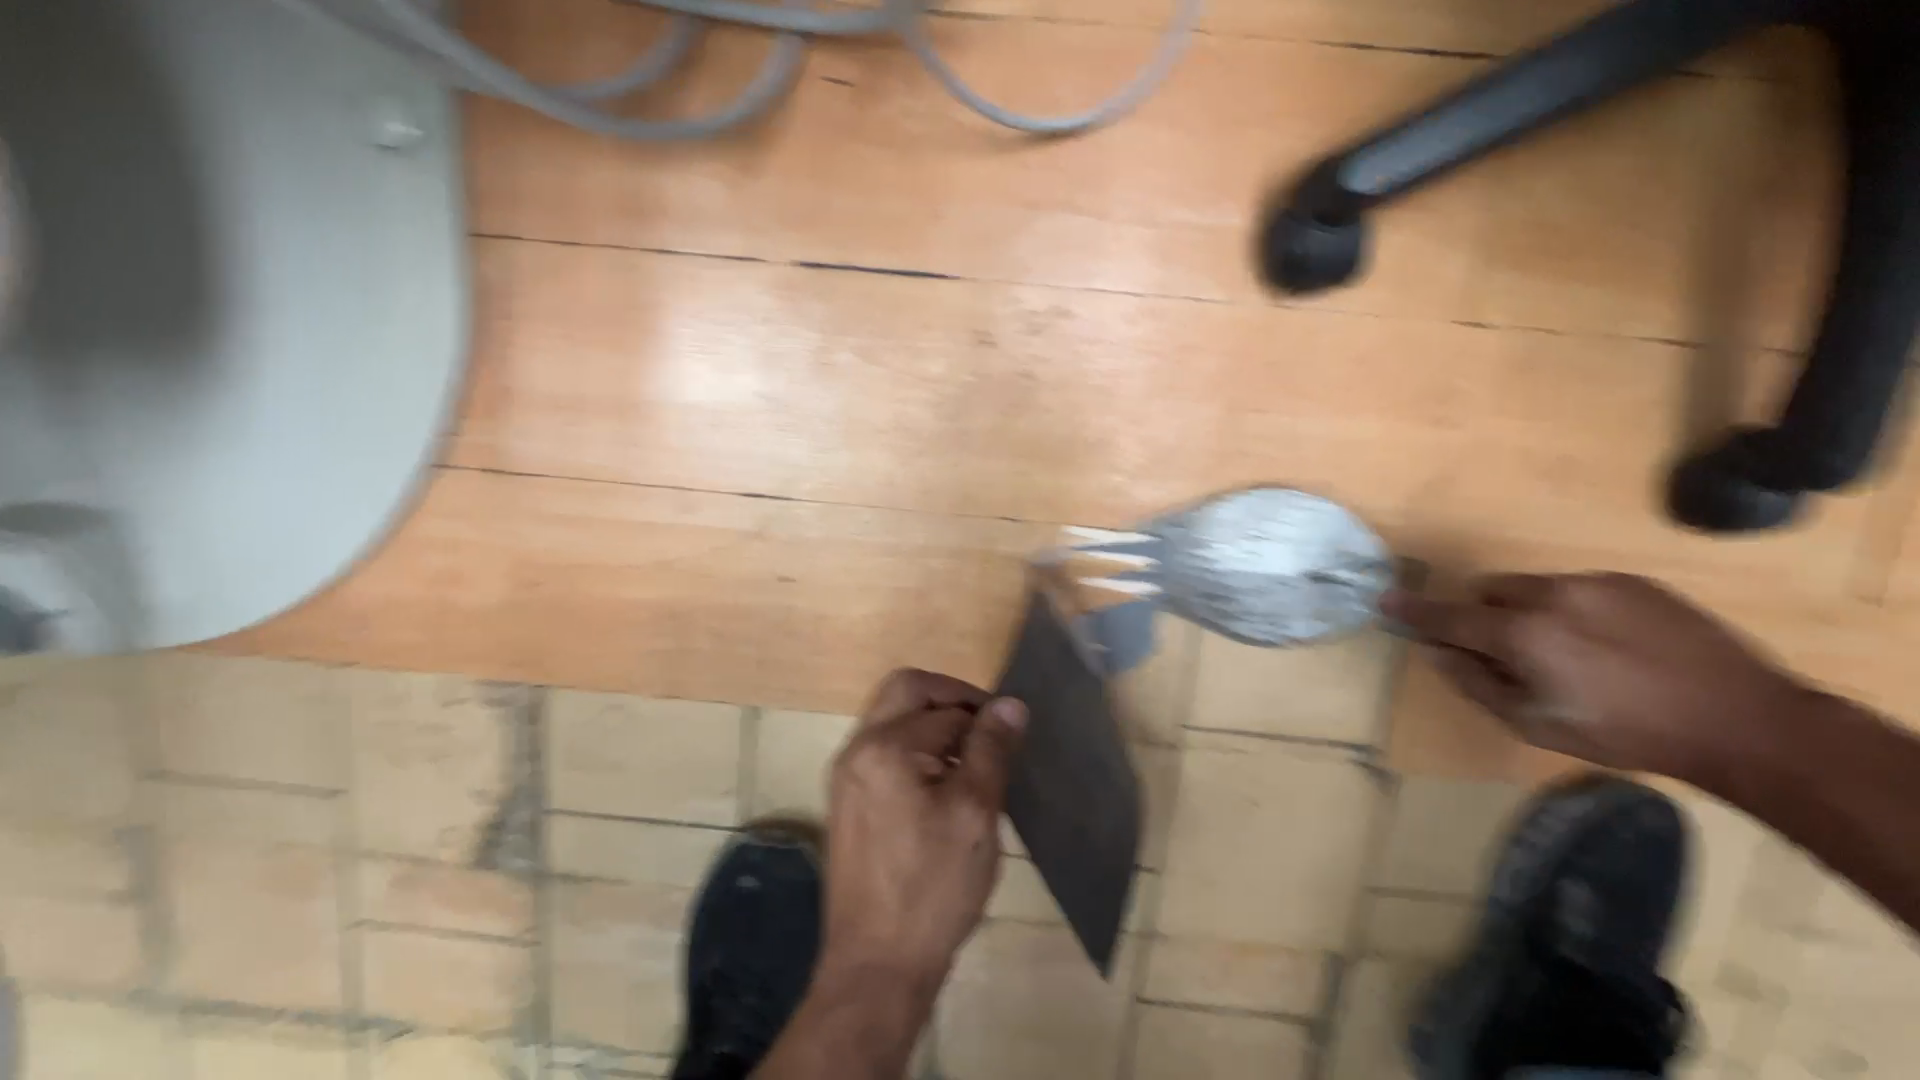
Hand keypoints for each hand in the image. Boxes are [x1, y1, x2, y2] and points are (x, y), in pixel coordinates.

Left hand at [821, 668, 1027, 989]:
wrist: (877, 965)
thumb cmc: (933, 888)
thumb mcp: (975, 813)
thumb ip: (991, 750)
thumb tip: (1010, 703)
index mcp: (883, 747)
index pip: (943, 703)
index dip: (984, 712)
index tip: (1014, 735)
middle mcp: (855, 751)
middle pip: (905, 693)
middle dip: (951, 702)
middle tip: (990, 733)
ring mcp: (845, 779)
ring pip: (892, 723)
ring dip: (934, 728)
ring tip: (973, 766)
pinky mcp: (847, 806)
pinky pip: (884, 754)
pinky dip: (916, 754)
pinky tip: (944, 791)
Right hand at [1383, 572, 1806, 782]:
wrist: (1740, 720)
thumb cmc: (1625, 734)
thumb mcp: (1536, 724)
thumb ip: (1477, 685)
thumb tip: (1439, 654)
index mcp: (1522, 635)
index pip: (1450, 616)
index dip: (1414, 612)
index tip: (1387, 601)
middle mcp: (1551, 596)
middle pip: (1489, 591)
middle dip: (1485, 617)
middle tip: (1510, 655)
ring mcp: (1596, 584)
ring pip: (1534, 588)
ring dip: (1530, 613)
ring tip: (1573, 654)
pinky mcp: (1635, 583)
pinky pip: (1579, 589)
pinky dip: (1574, 611)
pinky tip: (1613, 647)